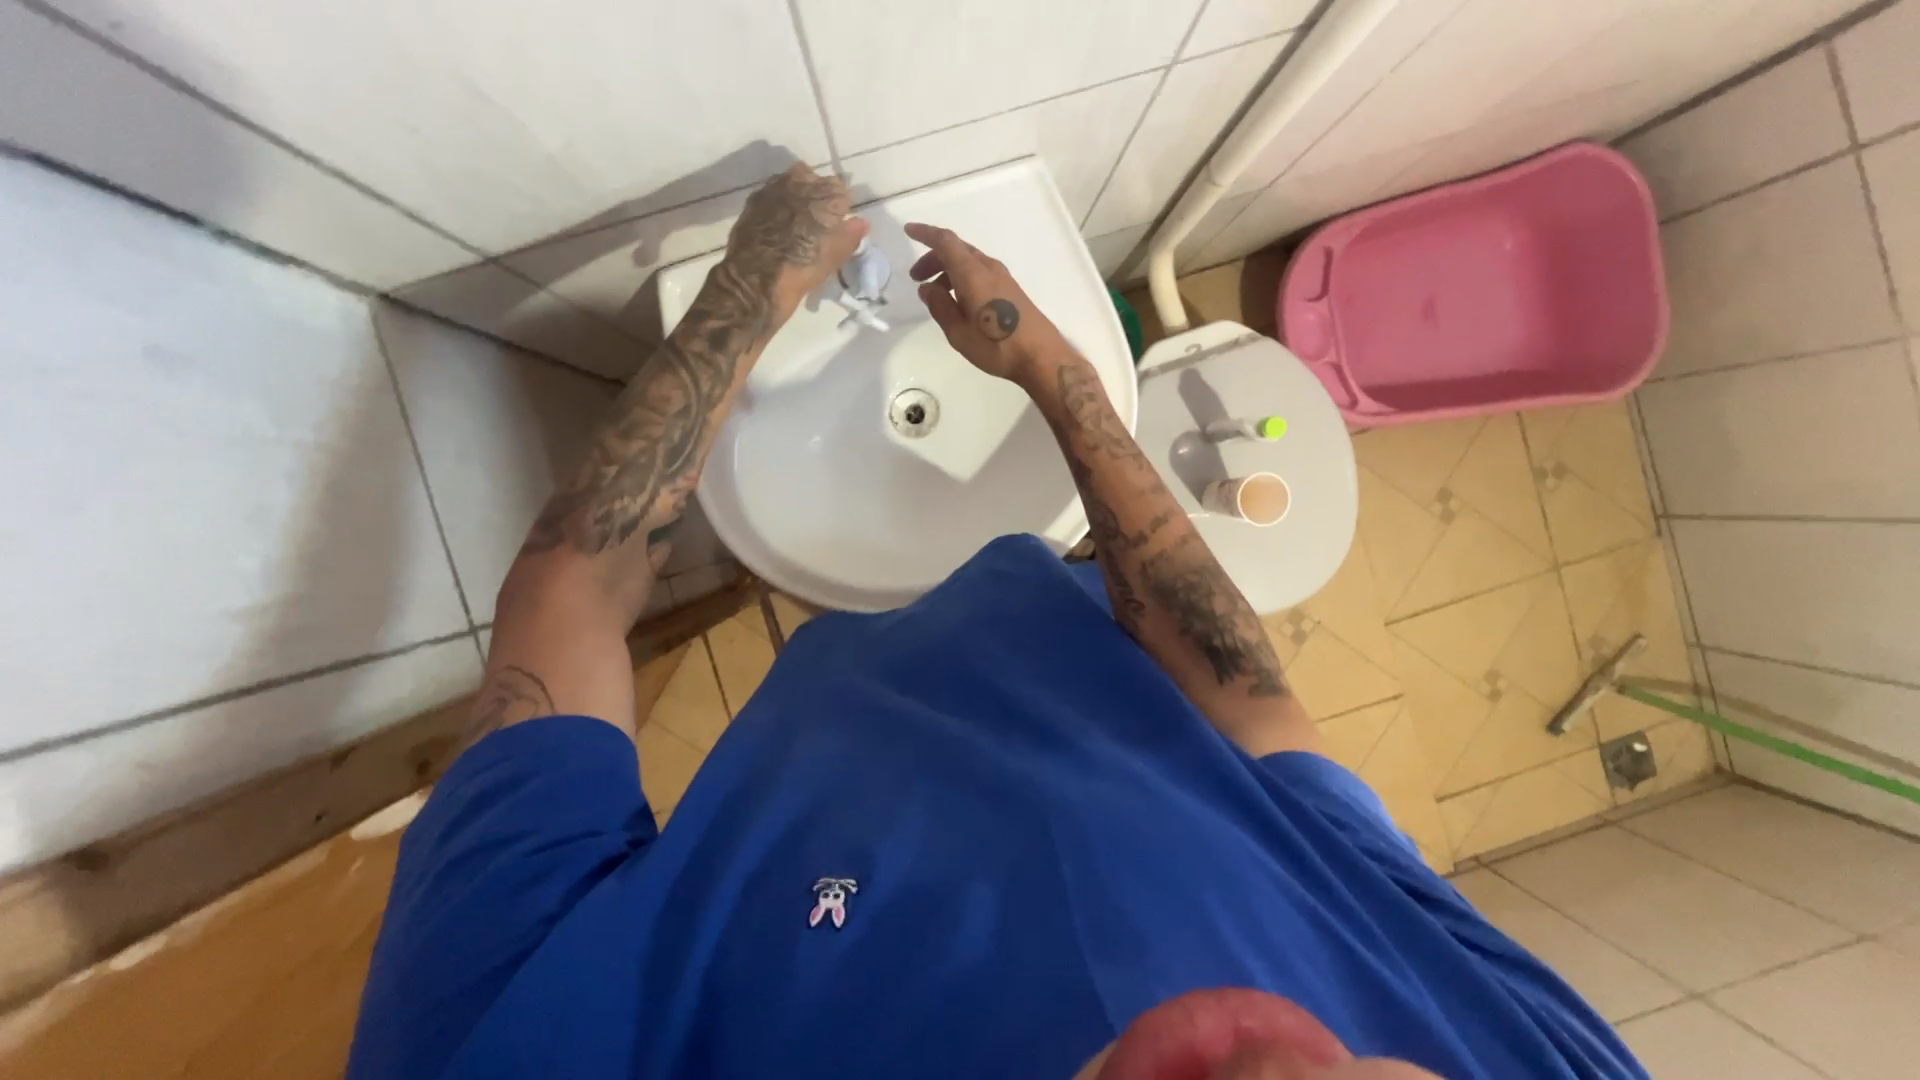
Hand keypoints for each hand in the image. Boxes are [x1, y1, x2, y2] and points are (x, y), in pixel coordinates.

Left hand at [724, 164, 869, 324]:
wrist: (756, 279)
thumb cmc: (803, 268)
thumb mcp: (834, 257)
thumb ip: (850, 235)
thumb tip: (862, 222)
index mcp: (826, 194)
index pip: (841, 191)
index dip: (840, 209)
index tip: (837, 225)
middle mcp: (800, 182)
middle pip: (815, 181)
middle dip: (818, 197)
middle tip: (817, 222)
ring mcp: (774, 188)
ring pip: (792, 183)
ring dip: (797, 197)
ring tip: (797, 222)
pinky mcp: (754, 199)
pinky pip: (773, 194)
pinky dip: (779, 204)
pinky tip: (777, 223)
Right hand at [906, 223, 1073, 385]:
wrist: (1041, 356)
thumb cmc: (996, 346)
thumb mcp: (958, 332)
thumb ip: (940, 307)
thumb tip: (927, 288)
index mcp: (972, 273)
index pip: (945, 242)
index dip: (925, 234)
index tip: (909, 231)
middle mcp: (988, 268)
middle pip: (957, 250)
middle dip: (934, 259)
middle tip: (917, 278)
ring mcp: (1002, 278)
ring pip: (969, 262)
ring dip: (948, 270)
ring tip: (936, 295)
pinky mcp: (1011, 290)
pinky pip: (980, 273)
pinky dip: (963, 278)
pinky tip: (959, 301)